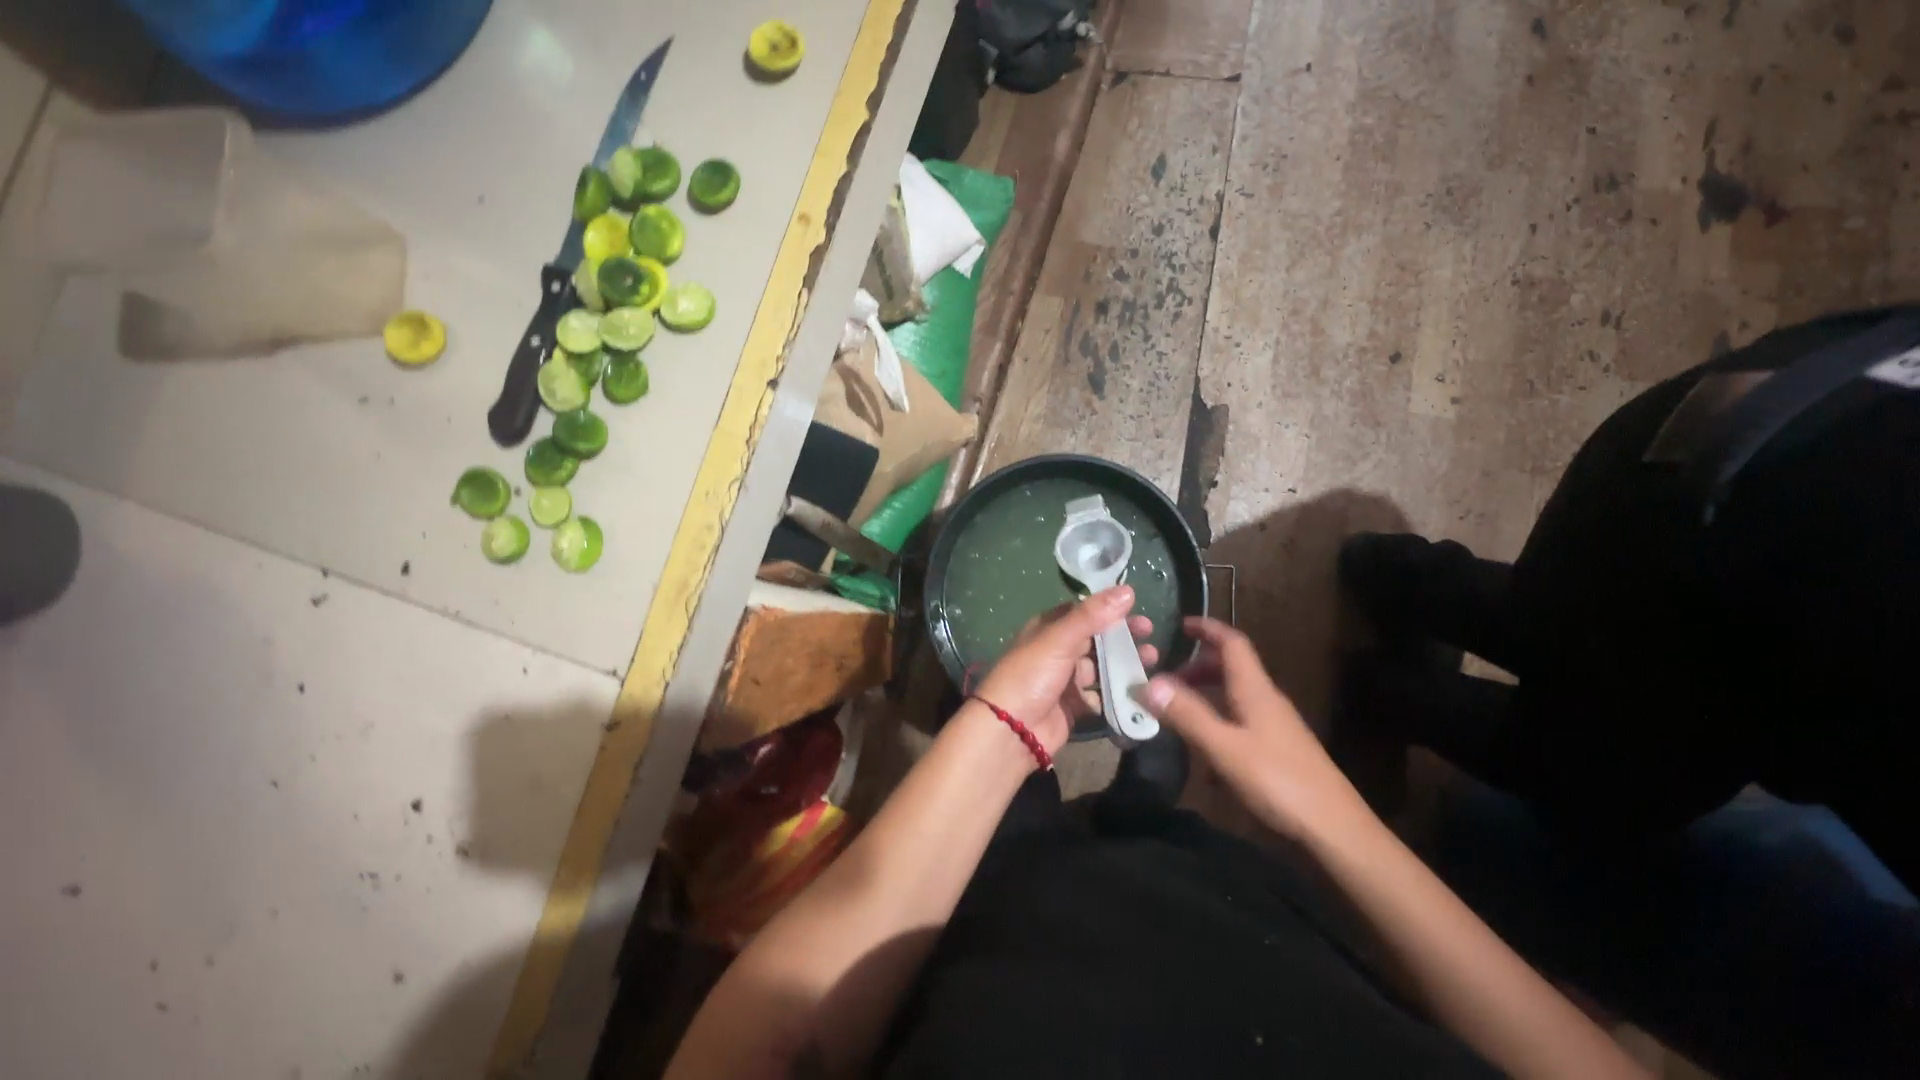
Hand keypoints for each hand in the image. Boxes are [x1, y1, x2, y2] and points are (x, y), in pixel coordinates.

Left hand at [972, 587, 1155, 753]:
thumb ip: (1092, 616)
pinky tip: (1139, 690)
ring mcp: (1064, 680)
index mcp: (1047, 629)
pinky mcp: (1073, 706)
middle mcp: (1056, 651)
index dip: (1109, 610)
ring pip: (1100, 668)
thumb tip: (1127, 591)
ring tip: (1151, 660)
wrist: (1011, 730)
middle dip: (1122, 638)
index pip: (1082, 613)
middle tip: (1150, 635)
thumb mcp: (1059, 639)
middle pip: (1095, 640)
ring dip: (1124, 664)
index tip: (1137, 609)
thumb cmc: (1031, 676)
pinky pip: (1100, 696)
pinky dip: (1117, 694)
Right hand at [1143, 617, 1368, 840]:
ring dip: (1206, 694)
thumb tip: (1149, 682)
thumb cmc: (1278, 781)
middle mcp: (1267, 701)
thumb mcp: (1224, 748)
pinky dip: (1217, 721)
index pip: (1232, 644)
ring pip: (1235, 696)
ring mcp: (1275, 726)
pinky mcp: (1278, 750)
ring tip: (1176, 710)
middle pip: (1232, 668)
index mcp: (1255, 690)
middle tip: (1166, 678)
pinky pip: (1241, 721)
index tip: (1180, 624)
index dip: (1208, 629)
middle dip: (1198, 666)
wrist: (1333, 826)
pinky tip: (1203, 749)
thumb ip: (1187, 715)